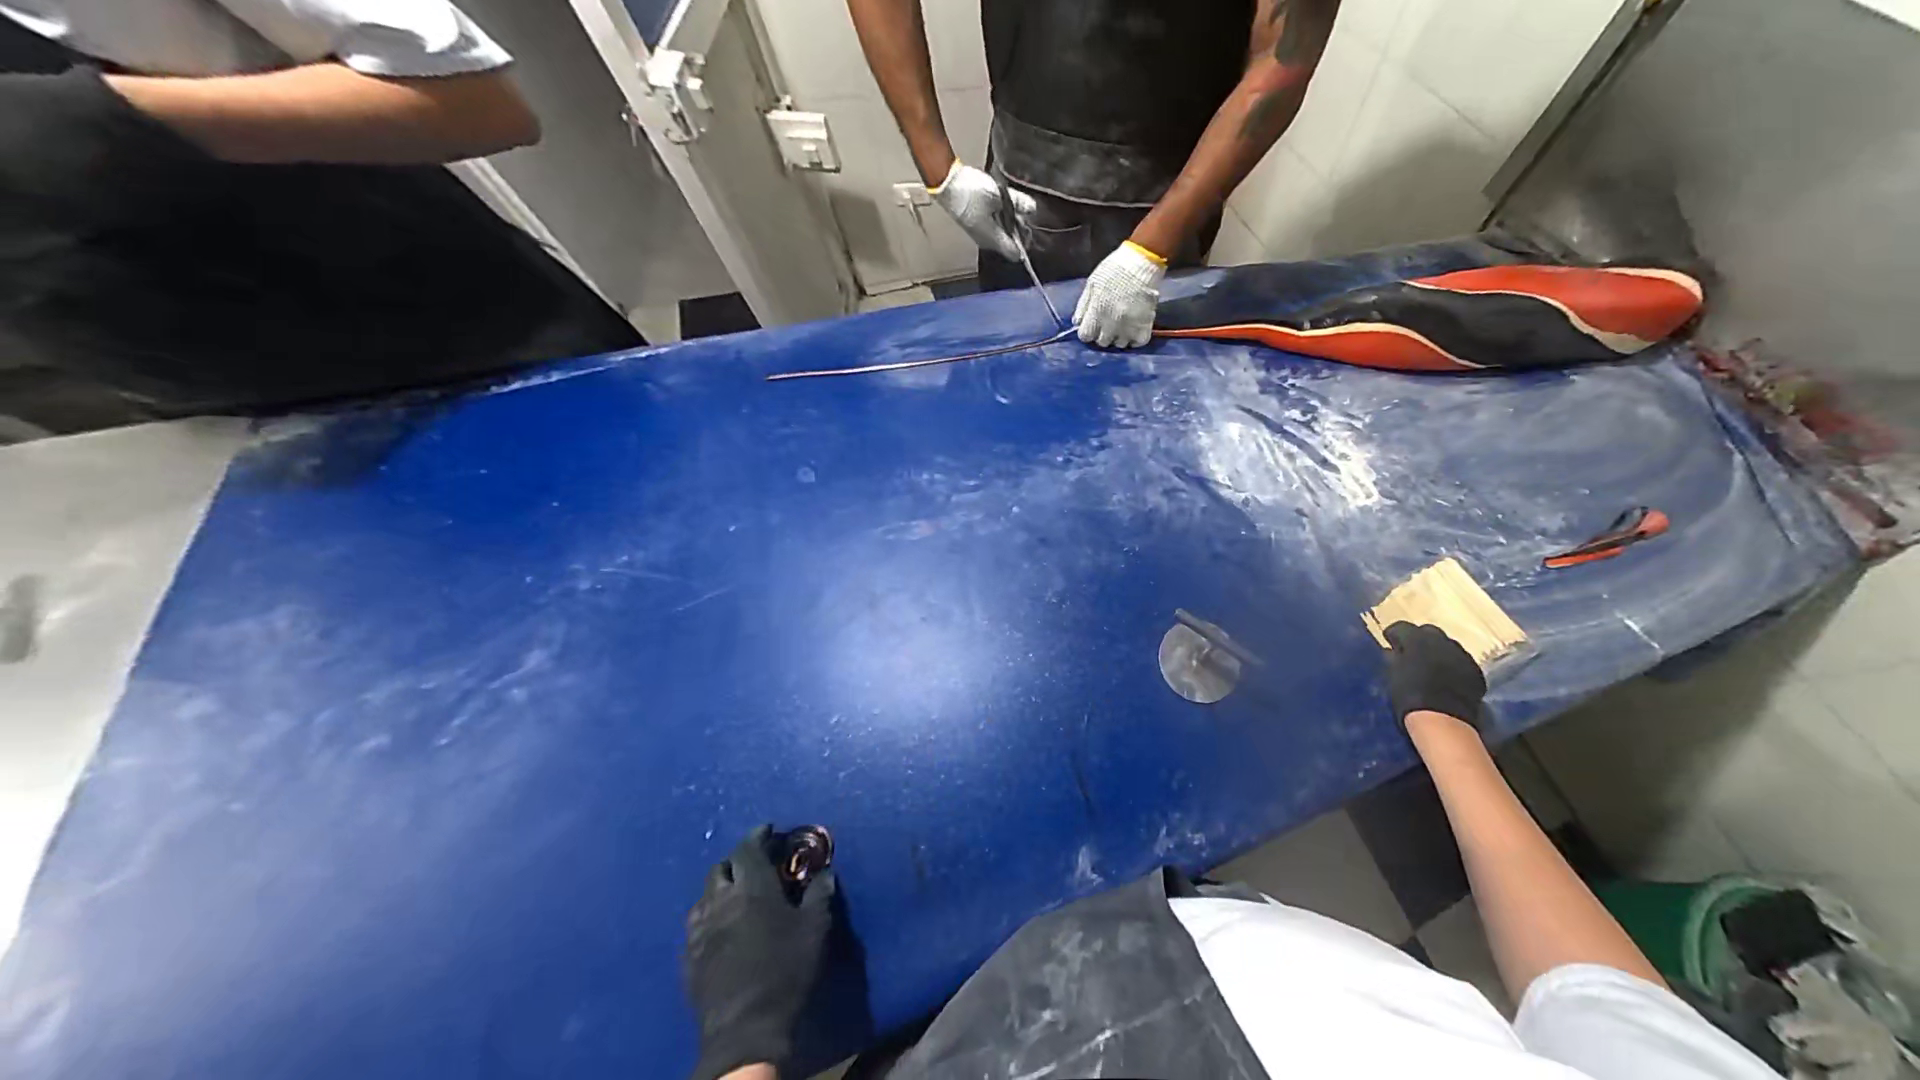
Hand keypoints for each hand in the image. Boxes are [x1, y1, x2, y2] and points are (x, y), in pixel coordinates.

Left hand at [685, 826, 836, 1079]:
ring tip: (734, 895)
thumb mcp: (815, 929)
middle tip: (753, 865)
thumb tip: (825, 871)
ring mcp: (699, 929)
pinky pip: (695, 925)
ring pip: (704, 895)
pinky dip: (708, 917)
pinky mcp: (689, 957)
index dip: (758, 835)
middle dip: (737, 860)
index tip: (768, 830)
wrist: (744, 1028)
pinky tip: (718, 928)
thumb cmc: (786, 971)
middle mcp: (720, 900)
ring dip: (719, 888)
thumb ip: (819, 894)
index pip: (748, 848)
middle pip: (721, 868)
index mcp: (752, 887)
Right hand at [929, 160, 1034, 261]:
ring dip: (1009, 223)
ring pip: (1002, 235)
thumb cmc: (972, 194)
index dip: (1025, 244)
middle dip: (1019, 231)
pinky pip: (993, 228)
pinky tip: (1001, 205)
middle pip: (1009, 244)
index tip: (1030, 228)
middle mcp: (987, 243)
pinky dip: (1000, 219)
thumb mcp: (999, 196)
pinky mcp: (975, 226)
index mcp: (994, 240)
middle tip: (1023, 213)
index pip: (1015, 254)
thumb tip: (1033, 209)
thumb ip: (1018, 203)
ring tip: (1012, 205)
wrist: (948, 186)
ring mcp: (980, 235)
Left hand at [1074, 242, 1165, 347]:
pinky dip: (1135, 339)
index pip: (1085, 336)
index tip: (1092, 326)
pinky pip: (1138, 343)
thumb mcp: (1092, 285)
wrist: (1141, 263)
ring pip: (1119, 344)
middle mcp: (1110, 324)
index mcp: (1096, 313)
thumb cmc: (1113, 271)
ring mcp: (1128, 327)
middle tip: (1108, 324)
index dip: (1087, 331)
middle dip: (1102, 335)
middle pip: (1102, 342)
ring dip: (1118, 337)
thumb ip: (1083, 306)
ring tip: (1121, 325)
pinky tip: (1133, 329)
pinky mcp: (1144, 326)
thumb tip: (1076, 323)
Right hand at [1382, 622, 1486, 730]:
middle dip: (1418, 640)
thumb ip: (1394, 658)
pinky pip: (1460, 661)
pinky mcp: (1475, 671)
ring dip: (1437, 652)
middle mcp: (1441, 641)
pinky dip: (1452, 665)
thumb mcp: (1393, 675)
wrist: (1442, 719)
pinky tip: (1446, 677)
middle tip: (1410, 653)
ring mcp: (1462, 655)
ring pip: (1447, 645)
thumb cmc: (1408, 695)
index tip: (1389, 643)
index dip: (1393, 635)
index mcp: (1416, 639)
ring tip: (1430, 665)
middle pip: (1428, 632)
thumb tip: (1392, 651)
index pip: (1401, 627)